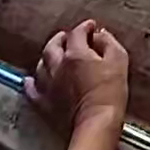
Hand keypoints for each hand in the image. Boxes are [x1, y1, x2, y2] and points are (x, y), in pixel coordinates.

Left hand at [24, 19, 129, 139]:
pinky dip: (31, 82)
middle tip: (68, 36)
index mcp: (76, 54)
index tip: (91, 26)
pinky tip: (31, 79)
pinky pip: (31, 89)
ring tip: (55, 55)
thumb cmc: (111, 91)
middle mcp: (57, 66)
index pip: (77, 33)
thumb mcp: (119, 60)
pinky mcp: (43, 103)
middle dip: (61, 38)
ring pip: (41, 64)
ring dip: (48, 57)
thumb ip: (109, 43)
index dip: (84, 27)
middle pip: (53, 46)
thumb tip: (100, 34)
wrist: (96, 123)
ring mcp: (48, 85)